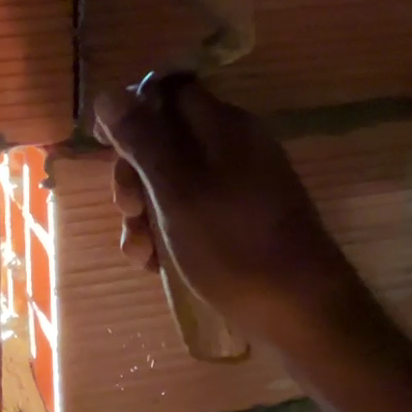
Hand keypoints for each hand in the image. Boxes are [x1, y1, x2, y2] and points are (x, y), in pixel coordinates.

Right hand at [94, 74, 369, 350]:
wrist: (307, 320)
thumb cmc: (234, 244)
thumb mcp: (175, 189)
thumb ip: (140, 138)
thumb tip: (109, 93)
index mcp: (222, 125)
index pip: (167, 91)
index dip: (131, 109)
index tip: (104, 142)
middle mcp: (232, 146)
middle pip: (164, 139)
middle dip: (133, 173)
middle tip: (126, 208)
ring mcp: (239, 185)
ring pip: (172, 180)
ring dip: (144, 210)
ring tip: (139, 249)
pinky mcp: (241, 221)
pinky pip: (192, 209)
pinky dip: (168, 230)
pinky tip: (154, 262)